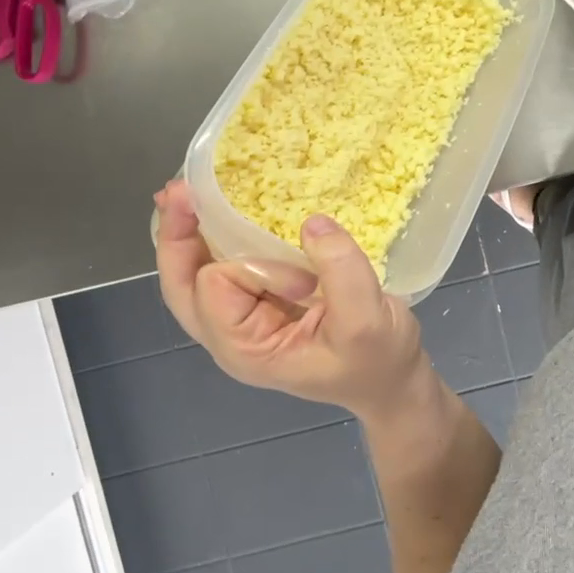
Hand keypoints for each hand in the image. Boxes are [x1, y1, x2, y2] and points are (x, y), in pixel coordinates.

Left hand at [153, 179, 430, 419]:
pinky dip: (220, 241)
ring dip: (192, 236)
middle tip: (180, 191)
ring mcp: (248, 320)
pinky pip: (231, 271)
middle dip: (179, 238)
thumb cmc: (378, 359)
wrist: (394, 381)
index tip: (307, 281)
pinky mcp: (267, 304)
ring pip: (198, 277)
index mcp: (246, 348)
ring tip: (188, 195)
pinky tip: (223, 215)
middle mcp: (234, 335)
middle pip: (184, 286)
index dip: (258, 269)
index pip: (218, 287)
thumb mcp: (365, 320)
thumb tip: (312, 221)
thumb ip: (341, 271)